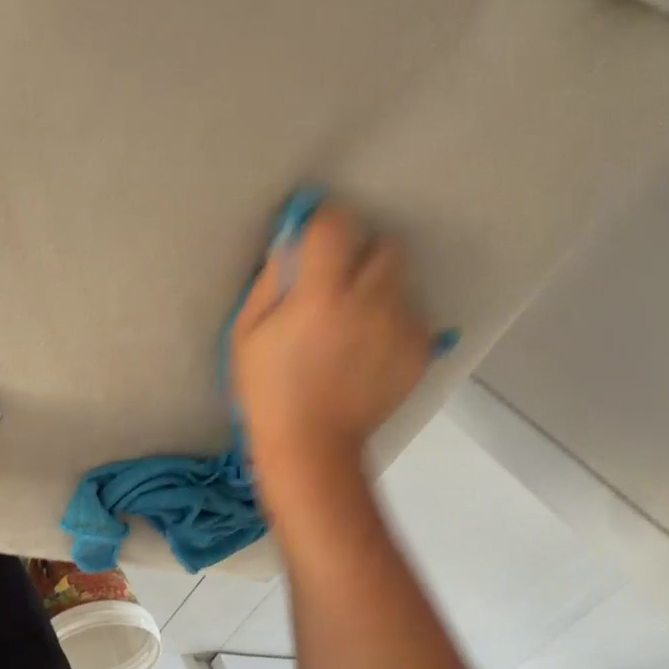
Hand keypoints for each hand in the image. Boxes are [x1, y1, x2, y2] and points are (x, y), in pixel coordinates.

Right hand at [232, 201, 429, 481]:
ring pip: (401, 282)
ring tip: (354, 323)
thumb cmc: (266, 390)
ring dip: (378, 290)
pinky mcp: (421, 350)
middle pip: (385, 246)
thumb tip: (290, 242)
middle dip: (361, 254)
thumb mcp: (247, 333)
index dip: (324, 222)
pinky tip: (368, 351)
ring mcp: (402, 326)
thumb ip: (271, 281)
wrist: (311, 447)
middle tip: (337, 282)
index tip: (314, 234)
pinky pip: (413, 317)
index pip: (336, 225)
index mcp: (321, 295)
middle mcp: (370, 301)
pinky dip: (393, 324)